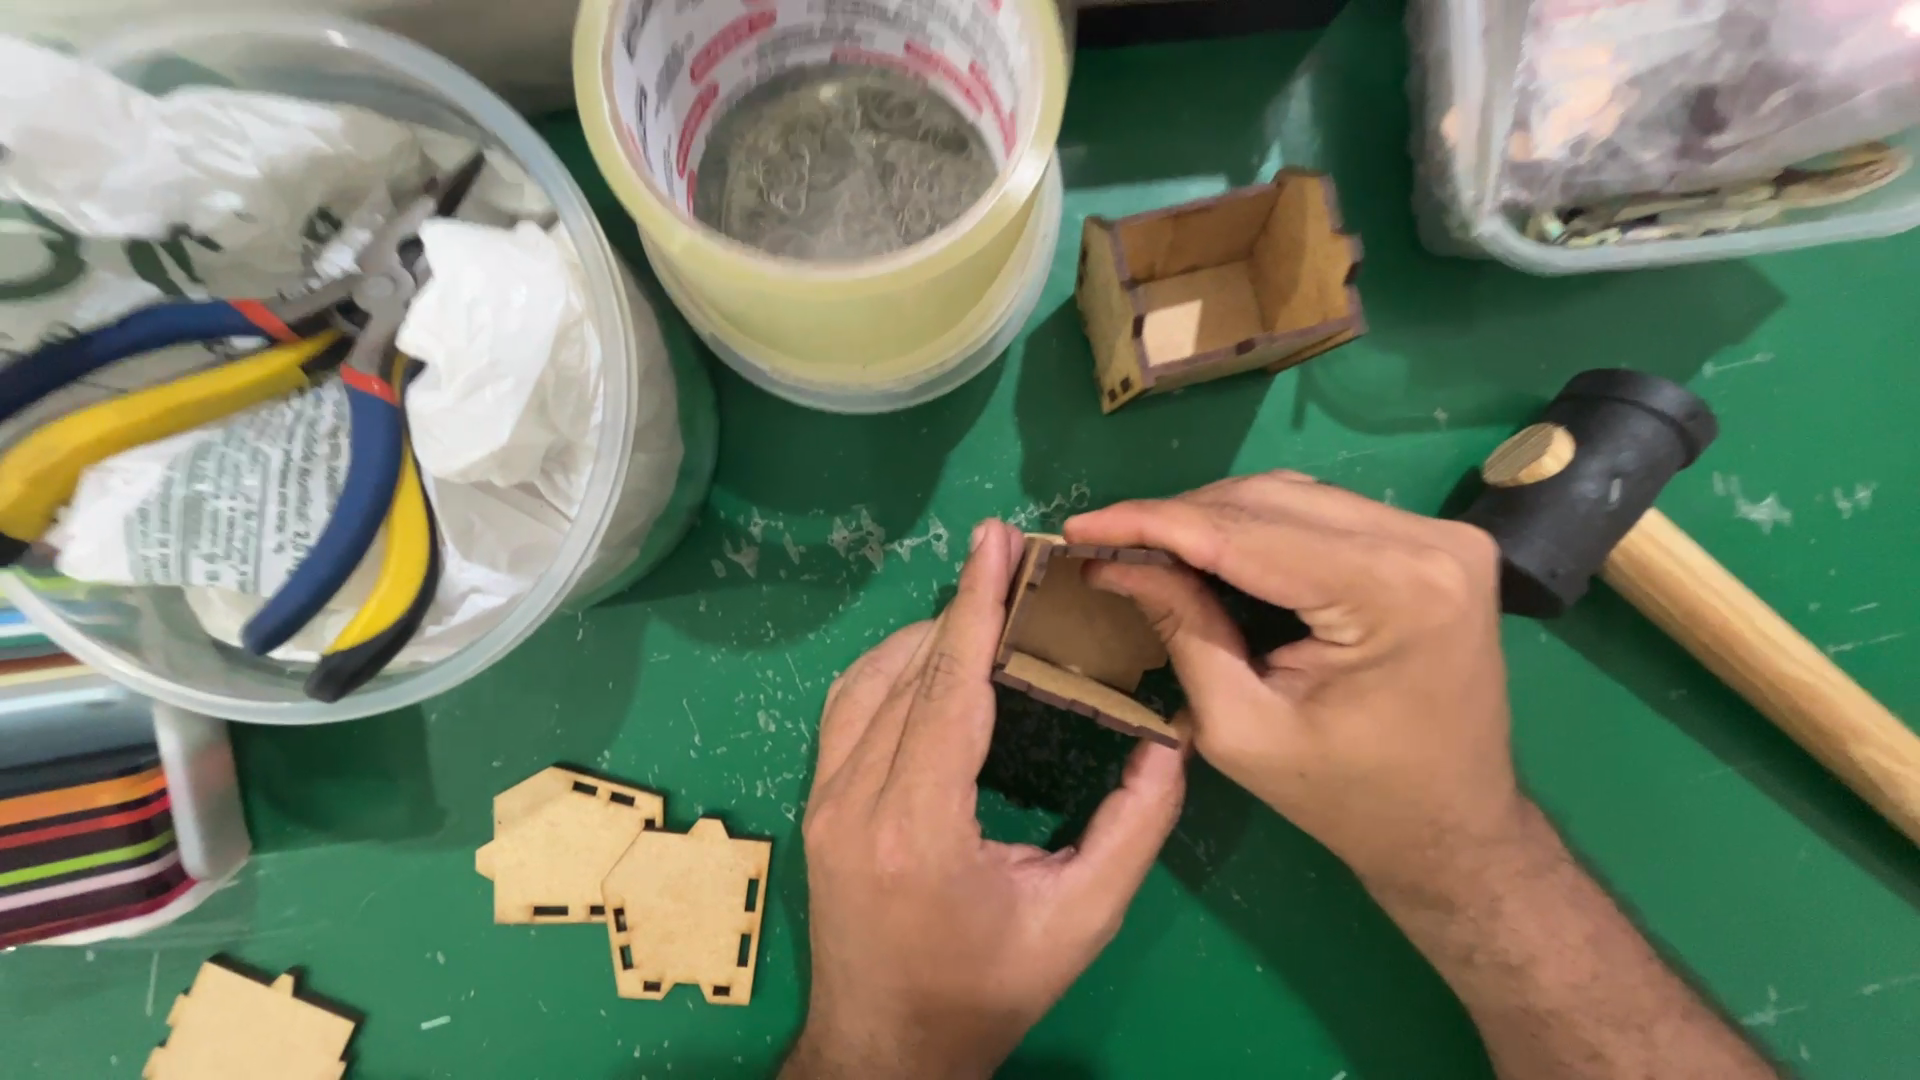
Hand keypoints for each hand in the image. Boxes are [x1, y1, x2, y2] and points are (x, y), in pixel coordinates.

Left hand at [784, 520, 1185, 1079]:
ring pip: (870, 679)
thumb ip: (1132, 827)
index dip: (976, 606)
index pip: (949, 688)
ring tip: (981, 601)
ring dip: (926, 631)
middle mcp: (856, 799)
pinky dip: (891, 664)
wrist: (887, 1047)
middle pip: (910, 671)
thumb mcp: (1079, 920)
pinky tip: (928, 654)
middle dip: (961, 604)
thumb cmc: (987, 990)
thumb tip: (1167, 740)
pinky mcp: (817, 800)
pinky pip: (847, 705)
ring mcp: (824, 798)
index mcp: (919, 828)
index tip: (995, 541)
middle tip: (1006, 554)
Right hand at [1063, 472, 1521, 895]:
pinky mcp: (1429, 542)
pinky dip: (1251, 525)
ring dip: (1208, 517)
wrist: (1452, 828)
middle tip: (1104, 543)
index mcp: (1392, 594)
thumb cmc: (1347, 797)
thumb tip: (1114, 563)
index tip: (1079, 527)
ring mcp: (1436, 536)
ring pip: (1287, 495)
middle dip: (1173, 518)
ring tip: (1145, 547)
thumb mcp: (1240, 726)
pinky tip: (1205, 548)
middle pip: (1266, 500)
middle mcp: (1426, 543)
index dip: (1149, 523)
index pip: (1243, 534)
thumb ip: (1181, 629)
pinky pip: (1315, 511)